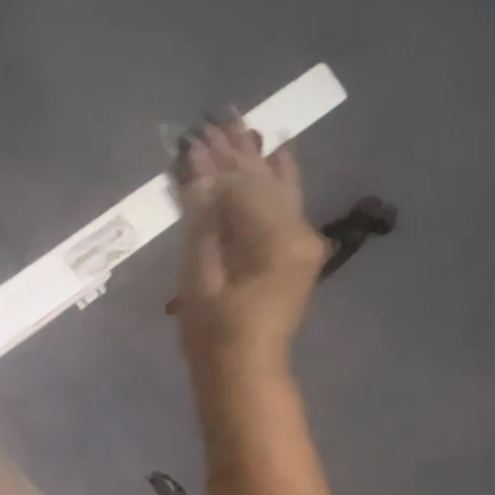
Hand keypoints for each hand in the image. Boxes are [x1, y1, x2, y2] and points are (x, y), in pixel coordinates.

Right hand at [172, 119, 328, 380]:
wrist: (245, 375)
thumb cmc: (214, 336)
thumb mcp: (199, 280)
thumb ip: (203, 224)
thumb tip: (199, 176)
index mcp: (275, 240)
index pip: (242, 186)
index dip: (214, 162)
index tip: (192, 135)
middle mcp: (299, 232)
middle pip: (264, 181)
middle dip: (236, 153)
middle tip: (214, 119)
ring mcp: (302, 243)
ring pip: (278, 189)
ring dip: (256, 161)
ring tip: (243, 127)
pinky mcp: (295, 254)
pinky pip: (283, 206)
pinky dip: (270, 181)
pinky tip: (273, 157)